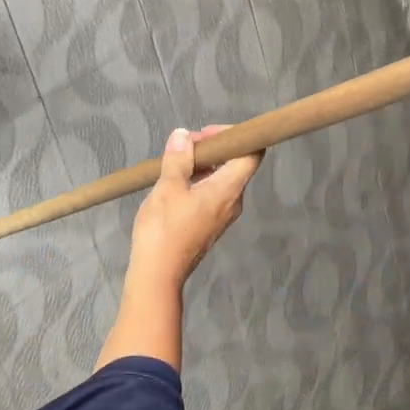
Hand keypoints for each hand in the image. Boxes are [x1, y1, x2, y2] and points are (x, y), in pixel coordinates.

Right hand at [126, 125, 261, 289]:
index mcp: (228, 189)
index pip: (252, 153)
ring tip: (173, 166)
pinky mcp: (208, 228)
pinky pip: (210, 197)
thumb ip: (178, 160)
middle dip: (212, 150)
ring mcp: (221, 217)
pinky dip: (197, 185)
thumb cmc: (163, 230)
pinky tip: (172, 189)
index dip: (234, 136)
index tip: (205, 135)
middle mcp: (232, 202)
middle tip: (183, 147)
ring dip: (201, 168)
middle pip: (235, 166)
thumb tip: (183, 135)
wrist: (157, 274)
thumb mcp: (167, 189)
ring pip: (220, 182)